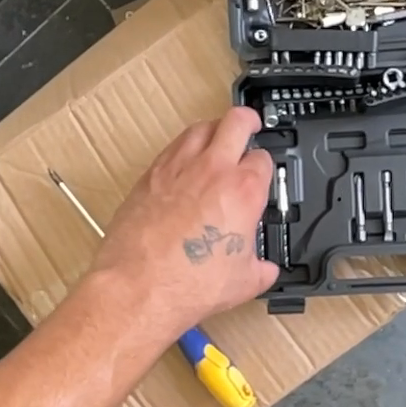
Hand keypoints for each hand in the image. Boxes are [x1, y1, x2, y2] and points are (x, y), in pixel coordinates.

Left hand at [86, 106, 278, 336]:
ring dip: (214, 128)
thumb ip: (262, 268)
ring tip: (218, 137)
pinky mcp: (151, 175)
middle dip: (248, 120)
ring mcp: (178, 168)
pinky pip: (172, 146)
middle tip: (252, 125)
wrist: (139, 286)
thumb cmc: (185, 283)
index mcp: (243, 190)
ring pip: (201, 127)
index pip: (264, 159)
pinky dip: (184, 146)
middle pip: (236, 121)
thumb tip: (265, 269)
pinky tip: (185, 160)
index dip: (267, 165)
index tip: (264, 174)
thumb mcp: (244, 282)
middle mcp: (212, 170)